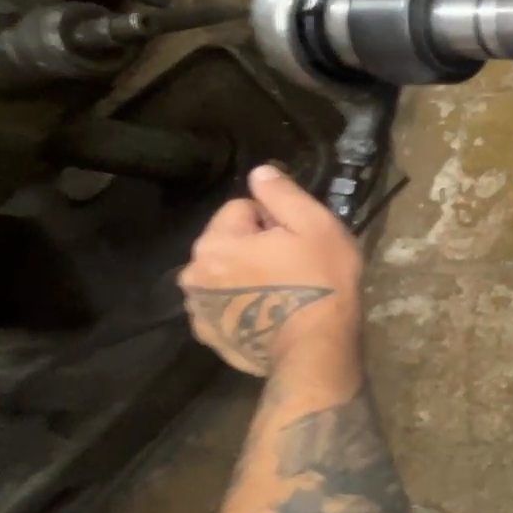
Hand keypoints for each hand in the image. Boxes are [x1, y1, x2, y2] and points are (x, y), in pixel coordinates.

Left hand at [180, 164, 362, 375]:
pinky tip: (270, 308)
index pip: (241, 207)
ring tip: (284, 287)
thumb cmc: (320, 276)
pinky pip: (222, 302)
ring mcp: (196, 306)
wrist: (313, 341)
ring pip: (224, 271)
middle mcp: (193, 271)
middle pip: (228, 240)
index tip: (298, 237)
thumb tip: (260, 172)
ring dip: (247, 273)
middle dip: (256, 244)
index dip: (275, 217)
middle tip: (295, 261)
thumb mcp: (316, 225)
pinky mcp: (206, 332)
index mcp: (217, 241)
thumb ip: (283, 196)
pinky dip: (241, 300)